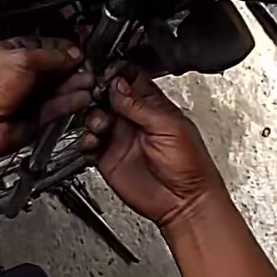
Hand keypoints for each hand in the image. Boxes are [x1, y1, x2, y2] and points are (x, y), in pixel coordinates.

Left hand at [0, 37, 93, 157]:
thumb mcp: (22, 59)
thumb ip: (50, 55)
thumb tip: (71, 54)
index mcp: (4, 54)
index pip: (38, 46)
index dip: (59, 47)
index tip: (77, 48)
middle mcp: (14, 75)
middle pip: (49, 68)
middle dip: (69, 66)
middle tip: (87, 64)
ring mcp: (23, 98)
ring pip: (55, 88)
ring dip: (73, 83)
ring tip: (90, 79)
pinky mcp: (32, 118)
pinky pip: (56, 107)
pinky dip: (70, 101)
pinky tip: (83, 95)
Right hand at [83, 67, 226, 230]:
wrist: (184, 202)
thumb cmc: (190, 166)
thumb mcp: (168, 127)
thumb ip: (140, 106)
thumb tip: (119, 85)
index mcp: (152, 107)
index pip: (130, 80)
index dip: (117, 74)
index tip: (106, 74)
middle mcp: (133, 120)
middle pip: (107, 96)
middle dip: (98, 93)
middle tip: (97, 97)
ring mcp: (119, 138)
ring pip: (95, 117)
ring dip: (92, 117)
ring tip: (100, 124)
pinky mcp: (107, 158)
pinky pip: (88, 144)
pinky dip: (86, 140)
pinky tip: (94, 142)